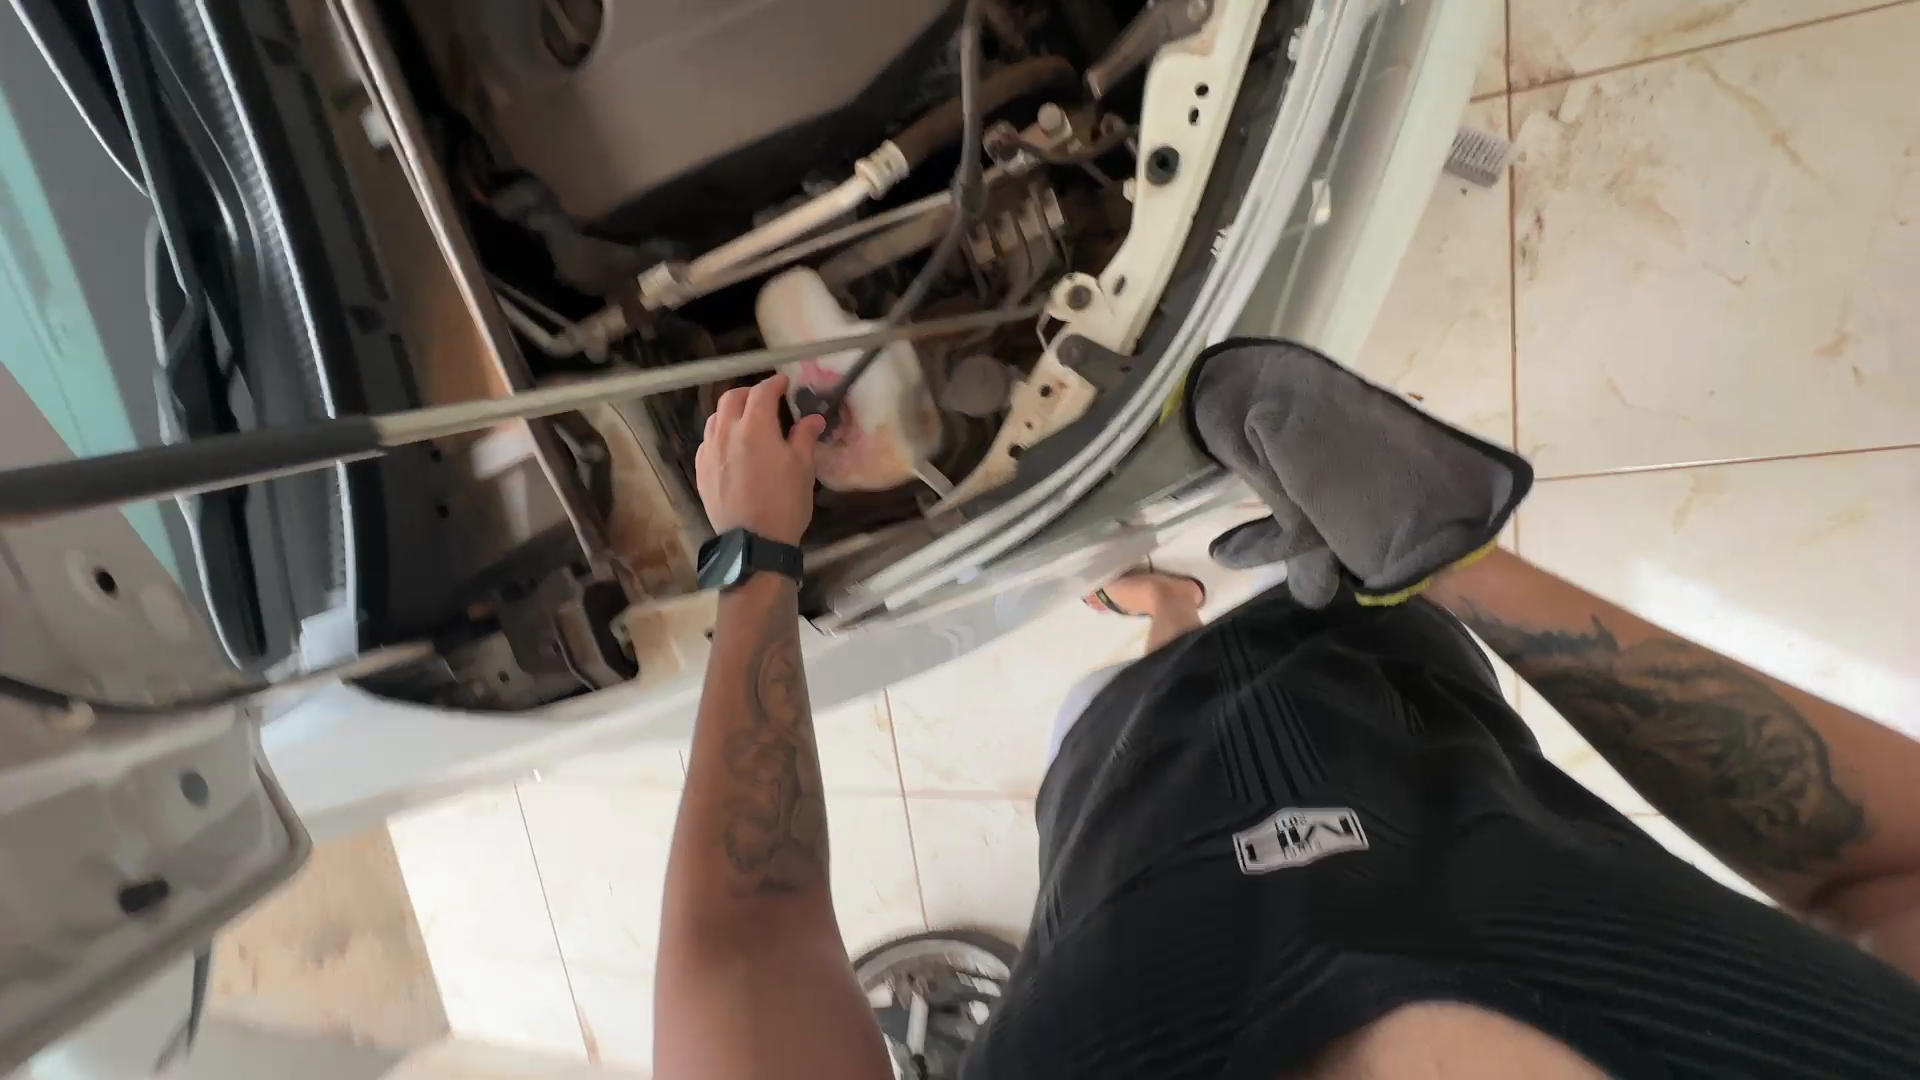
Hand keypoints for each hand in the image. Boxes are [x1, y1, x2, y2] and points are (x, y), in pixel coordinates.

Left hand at [697, 374, 826, 545]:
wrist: (754, 542)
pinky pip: (708, 442)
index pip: (762, 392)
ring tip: (746, 420)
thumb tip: (813, 419)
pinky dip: (720, 434)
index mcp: (755, 428)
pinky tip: (731, 447)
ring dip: (731, 412)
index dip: (774, 383)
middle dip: (749, 393)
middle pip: (731, 399)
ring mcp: (709, 452)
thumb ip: (805, 437)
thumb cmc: (785, 503)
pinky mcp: (701, 471)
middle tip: (765, 398)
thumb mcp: (803, 469)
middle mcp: (726, 433)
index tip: (784, 382)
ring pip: (715, 418)